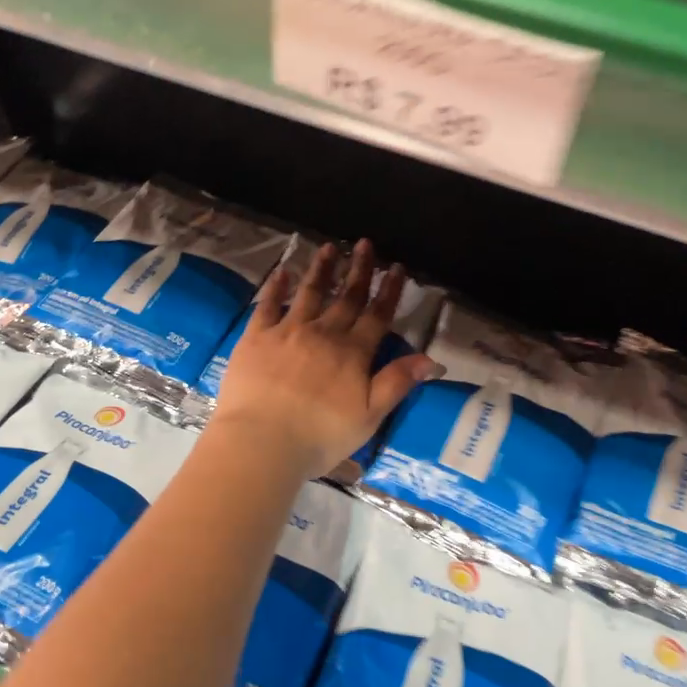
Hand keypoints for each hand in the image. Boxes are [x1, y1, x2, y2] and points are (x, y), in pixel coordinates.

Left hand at [212, 240, 442, 483]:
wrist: (262, 441)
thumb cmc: (321, 436)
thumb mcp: (370, 416)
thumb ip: (397, 383)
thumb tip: (431, 359)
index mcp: (353, 353)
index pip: (377, 315)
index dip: (389, 291)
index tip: (397, 267)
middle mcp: (323, 333)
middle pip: (346, 297)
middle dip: (359, 270)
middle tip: (366, 244)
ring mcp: (288, 331)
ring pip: (310, 293)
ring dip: (322, 269)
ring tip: (329, 248)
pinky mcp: (256, 338)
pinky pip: (268, 305)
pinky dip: (277, 287)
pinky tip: (283, 272)